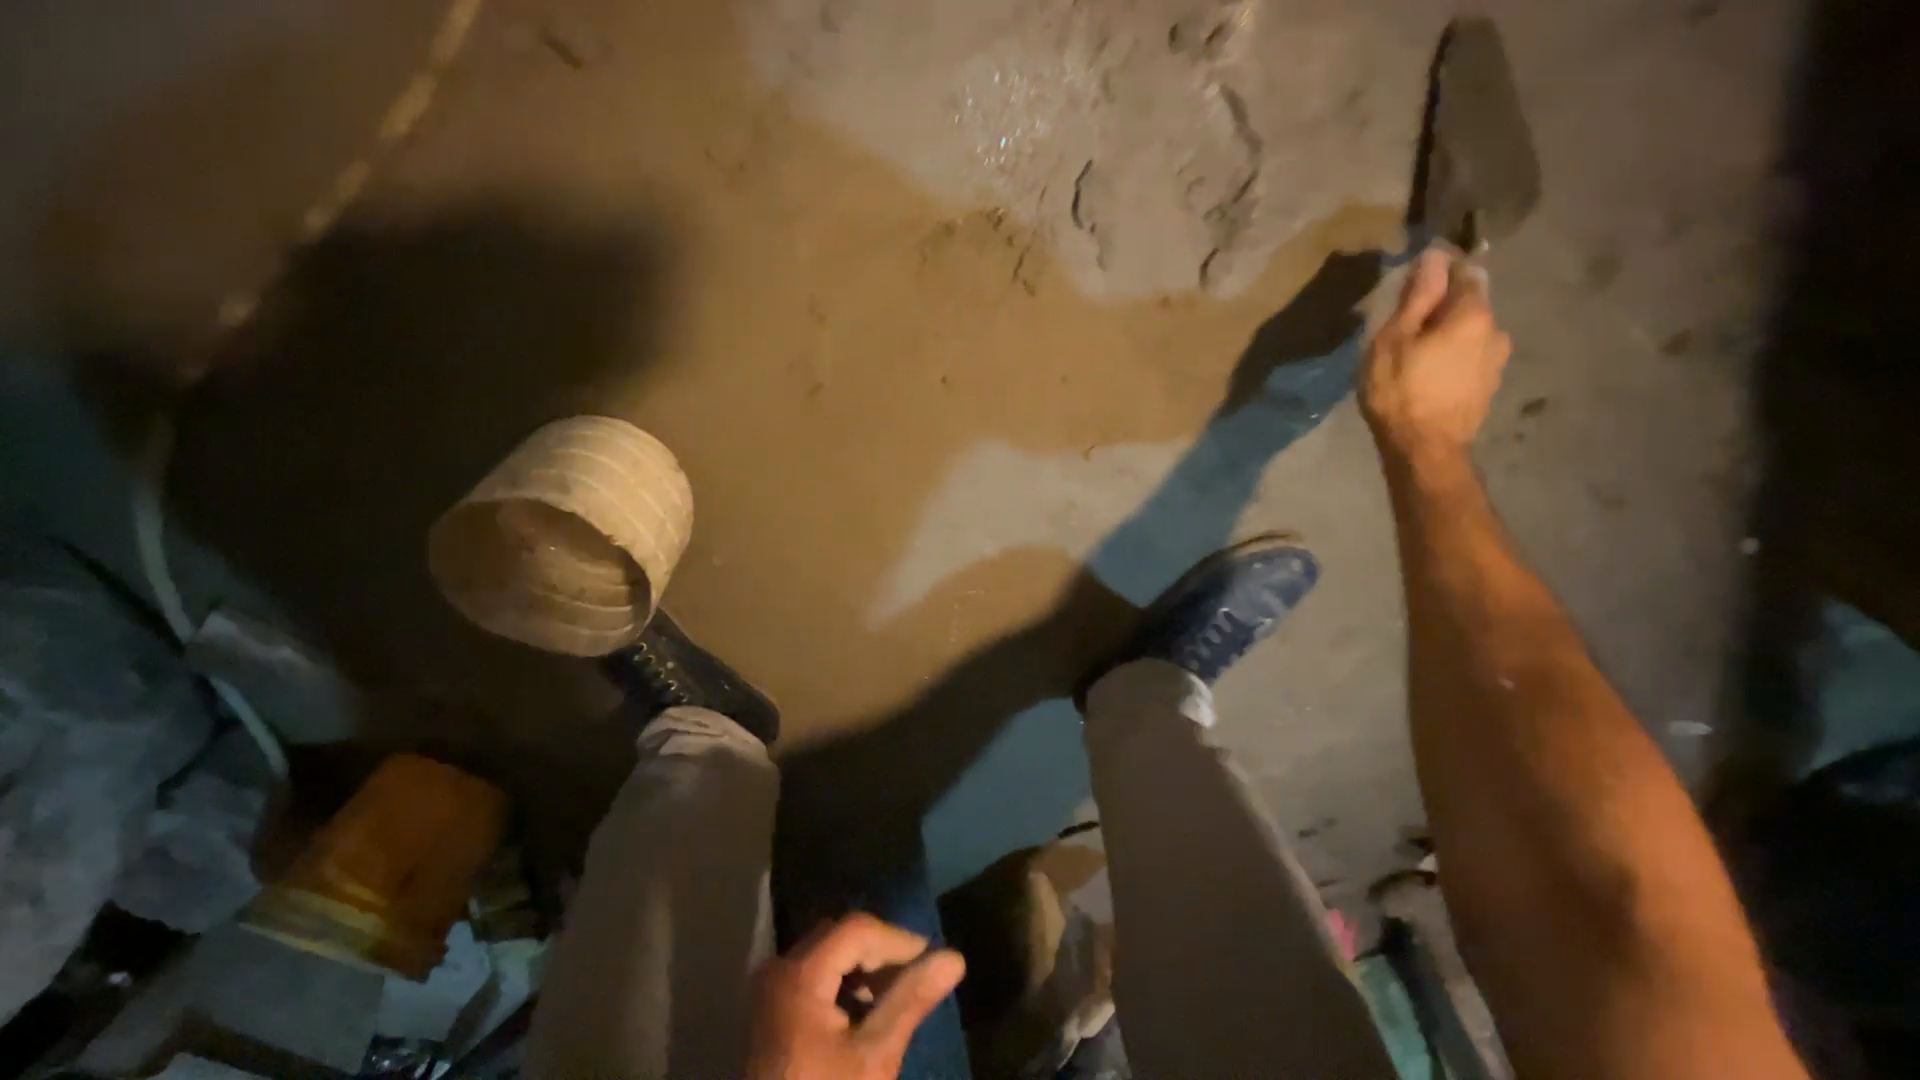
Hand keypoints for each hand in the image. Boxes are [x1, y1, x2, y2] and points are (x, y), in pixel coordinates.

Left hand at [746, 913, 965, 1079]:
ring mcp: (768, 989)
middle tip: (915, 979)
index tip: (932, 962)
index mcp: (799, 975)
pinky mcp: (768, 1009)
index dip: (898, 940)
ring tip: (893, 997)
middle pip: (838, 935)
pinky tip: (861, 1011)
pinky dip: (840, 981)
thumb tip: (954, 958)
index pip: (857, 930)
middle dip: (881, 952)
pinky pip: (810, 973)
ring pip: (825, 952)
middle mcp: (777, 969)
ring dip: (862, 966)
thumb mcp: (874, 1056)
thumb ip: (910, 1001)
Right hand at [1361, 249, 1512, 459]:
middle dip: (1442, 306)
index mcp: (1474, 313)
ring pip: (1471, 333)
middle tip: (1406, 322)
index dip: (1439, 270)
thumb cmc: (1401, 391)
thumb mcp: (1395, 338)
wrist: (1425, 451)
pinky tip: (1428, 374)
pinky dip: (1452, 357)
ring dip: (1448, 335)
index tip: (1413, 280)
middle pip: (1469, 304)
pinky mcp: (1489, 387)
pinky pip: (1470, 358)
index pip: (1464, 272)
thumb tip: (1435, 256)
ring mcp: (1496, 361)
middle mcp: (1496, 330)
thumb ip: (1418, 296)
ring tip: (1416, 352)